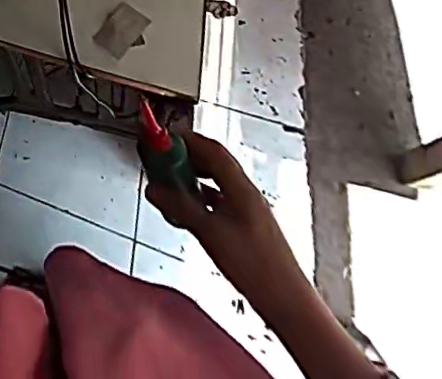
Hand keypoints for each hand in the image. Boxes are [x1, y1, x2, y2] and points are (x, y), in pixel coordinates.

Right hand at [144, 132, 308, 318]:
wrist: (288, 304)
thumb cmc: (254, 266)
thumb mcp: (209, 233)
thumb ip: (179, 207)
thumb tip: (153, 189)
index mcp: (241, 188)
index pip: (212, 149)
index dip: (187, 139)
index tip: (164, 138)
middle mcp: (247, 193)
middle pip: (215, 161)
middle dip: (188, 155)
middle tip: (165, 157)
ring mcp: (250, 209)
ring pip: (219, 180)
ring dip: (196, 175)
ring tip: (173, 180)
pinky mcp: (249, 224)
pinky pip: (222, 198)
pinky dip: (203, 194)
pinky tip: (191, 207)